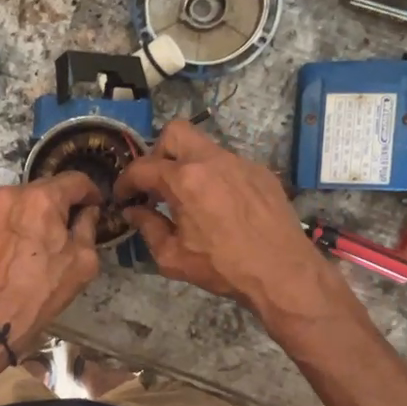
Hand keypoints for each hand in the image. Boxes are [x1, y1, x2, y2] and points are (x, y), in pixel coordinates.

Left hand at [0, 172, 103, 352]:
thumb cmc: (43, 291)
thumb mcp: (82, 261)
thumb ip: (88, 227)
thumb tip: (87, 211)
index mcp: (41, 198)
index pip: (74, 180)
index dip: (90, 191)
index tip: (94, 205)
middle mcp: (9, 195)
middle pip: (43, 190)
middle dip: (58, 204)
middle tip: (65, 228)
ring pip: (17, 203)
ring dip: (30, 215)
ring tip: (35, 242)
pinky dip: (7, 227)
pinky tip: (11, 251)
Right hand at [113, 121, 334, 322]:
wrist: (283, 272)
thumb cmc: (222, 267)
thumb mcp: (172, 256)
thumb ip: (147, 227)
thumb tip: (134, 211)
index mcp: (185, 181)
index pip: (142, 168)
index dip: (125, 181)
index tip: (123, 196)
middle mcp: (212, 161)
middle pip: (175, 133)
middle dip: (158, 153)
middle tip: (156, 183)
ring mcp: (240, 163)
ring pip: (204, 147)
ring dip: (187, 164)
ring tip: (188, 197)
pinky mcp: (260, 172)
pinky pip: (228, 163)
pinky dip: (214, 176)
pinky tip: (219, 205)